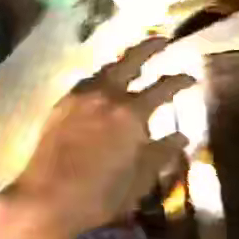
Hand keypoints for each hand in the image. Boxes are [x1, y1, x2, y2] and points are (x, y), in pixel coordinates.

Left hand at [0, 38, 195, 238]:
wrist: (47, 197)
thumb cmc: (100, 195)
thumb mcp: (139, 179)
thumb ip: (161, 153)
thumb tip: (181, 136)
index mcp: (130, 113)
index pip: (163, 88)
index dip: (180, 81)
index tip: (191, 77)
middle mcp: (106, 95)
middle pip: (130, 60)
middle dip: (149, 48)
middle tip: (162, 40)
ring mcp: (80, 96)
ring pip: (105, 68)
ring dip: (122, 61)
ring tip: (132, 60)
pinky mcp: (61, 104)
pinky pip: (87, 81)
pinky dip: (101, 77)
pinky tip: (104, 84)